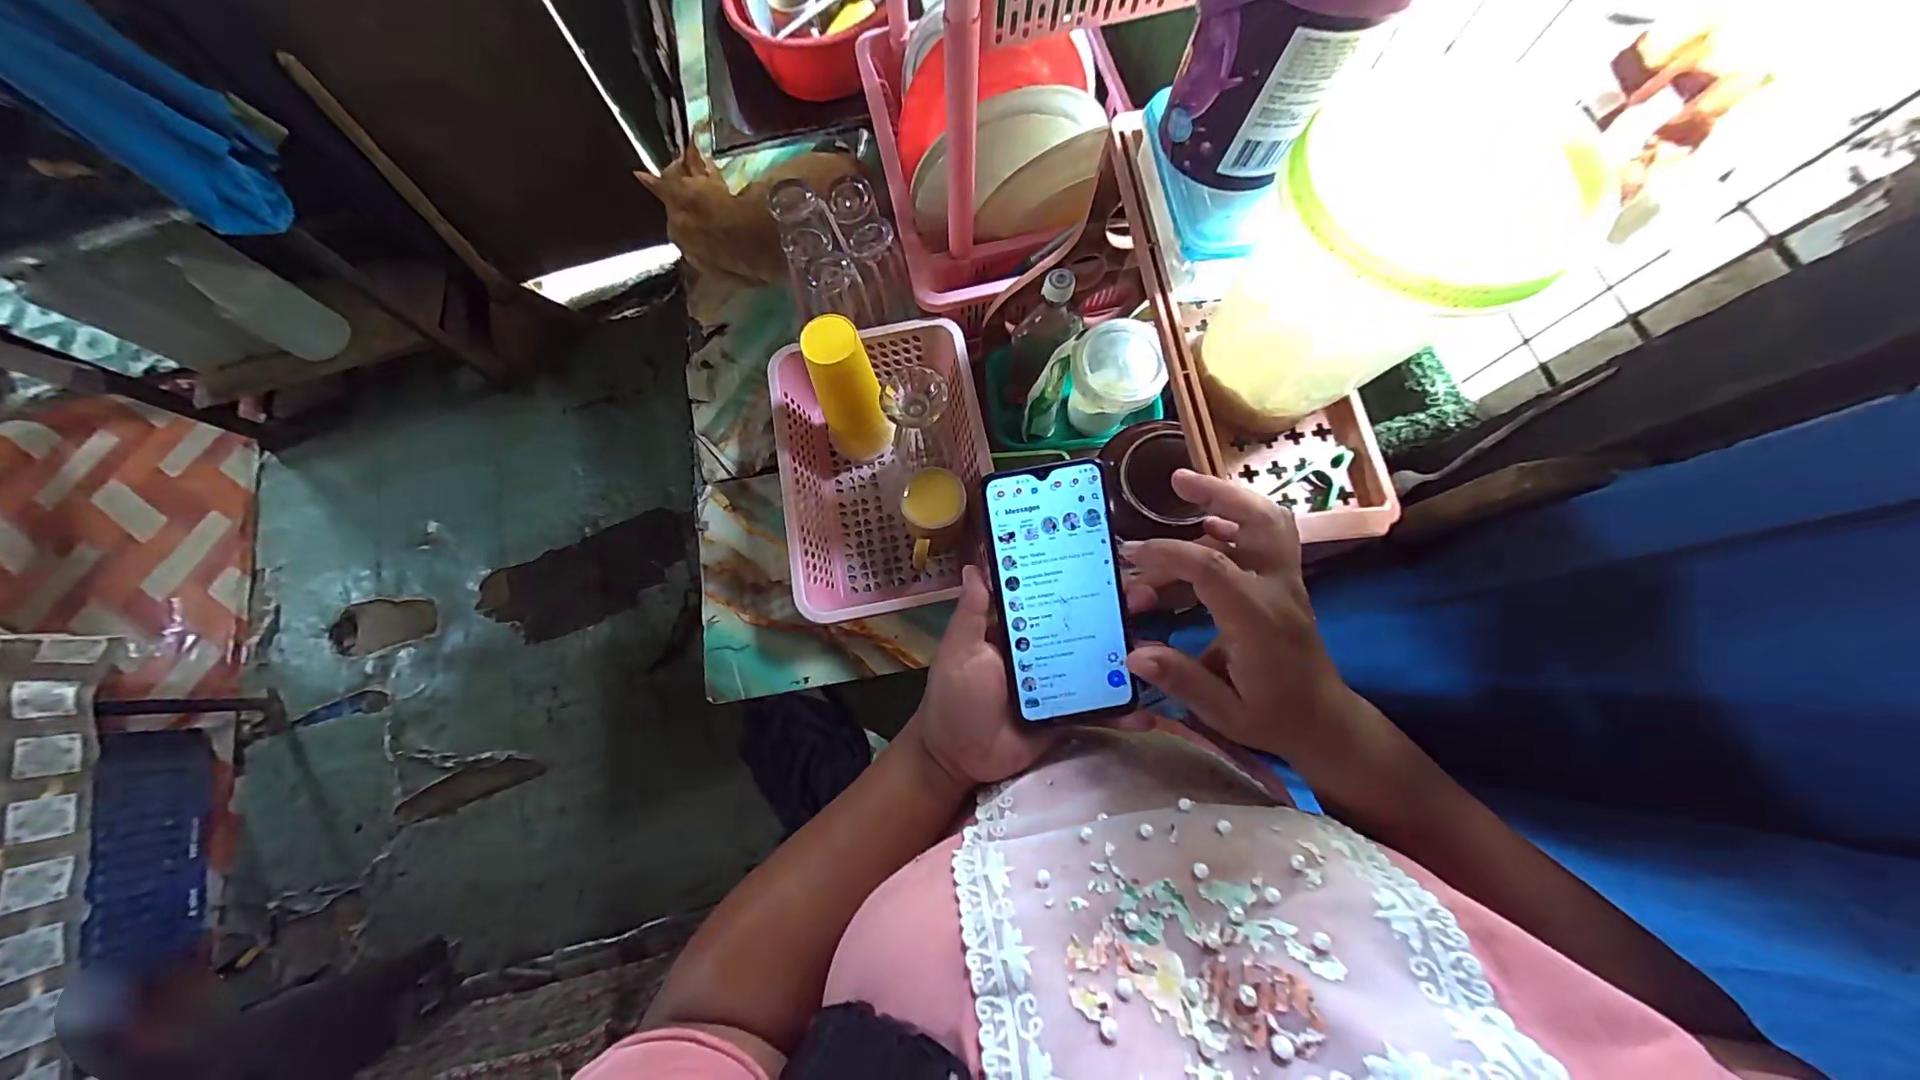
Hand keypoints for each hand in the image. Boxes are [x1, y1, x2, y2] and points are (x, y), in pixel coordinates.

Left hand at [903, 564, 1149, 791]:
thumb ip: (972, 613)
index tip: (1108, 562)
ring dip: (1128, 654)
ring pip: (1099, 663)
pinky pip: (1099, 709)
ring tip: (1158, 646)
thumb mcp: (960, 651)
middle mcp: (1042, 649)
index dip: (1077, 579)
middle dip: (1115, 610)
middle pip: (1083, 625)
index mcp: (1016, 628)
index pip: (1051, 596)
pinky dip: (1122, 713)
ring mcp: (1058, 681)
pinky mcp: (1067, 714)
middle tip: (1145, 596)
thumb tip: (972, 566)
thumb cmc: (955, 698)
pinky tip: (1148, 714)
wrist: (959, 760)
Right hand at [1121, 470, 1359, 763]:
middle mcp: (1277, 590)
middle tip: (1176, 482)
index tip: (1131, 556)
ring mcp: (1287, 582)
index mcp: (1258, 621)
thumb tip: (1134, 653)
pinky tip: (1208, 523)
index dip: (1168, 555)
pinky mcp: (1285, 581)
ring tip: (1187, 488)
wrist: (1325, 720)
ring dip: (1229, 496)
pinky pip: (1269, 534)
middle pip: (1258, 521)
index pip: (1212, 569)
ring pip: (1269, 519)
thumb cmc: (1274, 717)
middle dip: (1217, 493)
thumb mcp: (1225, 712)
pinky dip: (1238, 517)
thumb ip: (1181, 680)